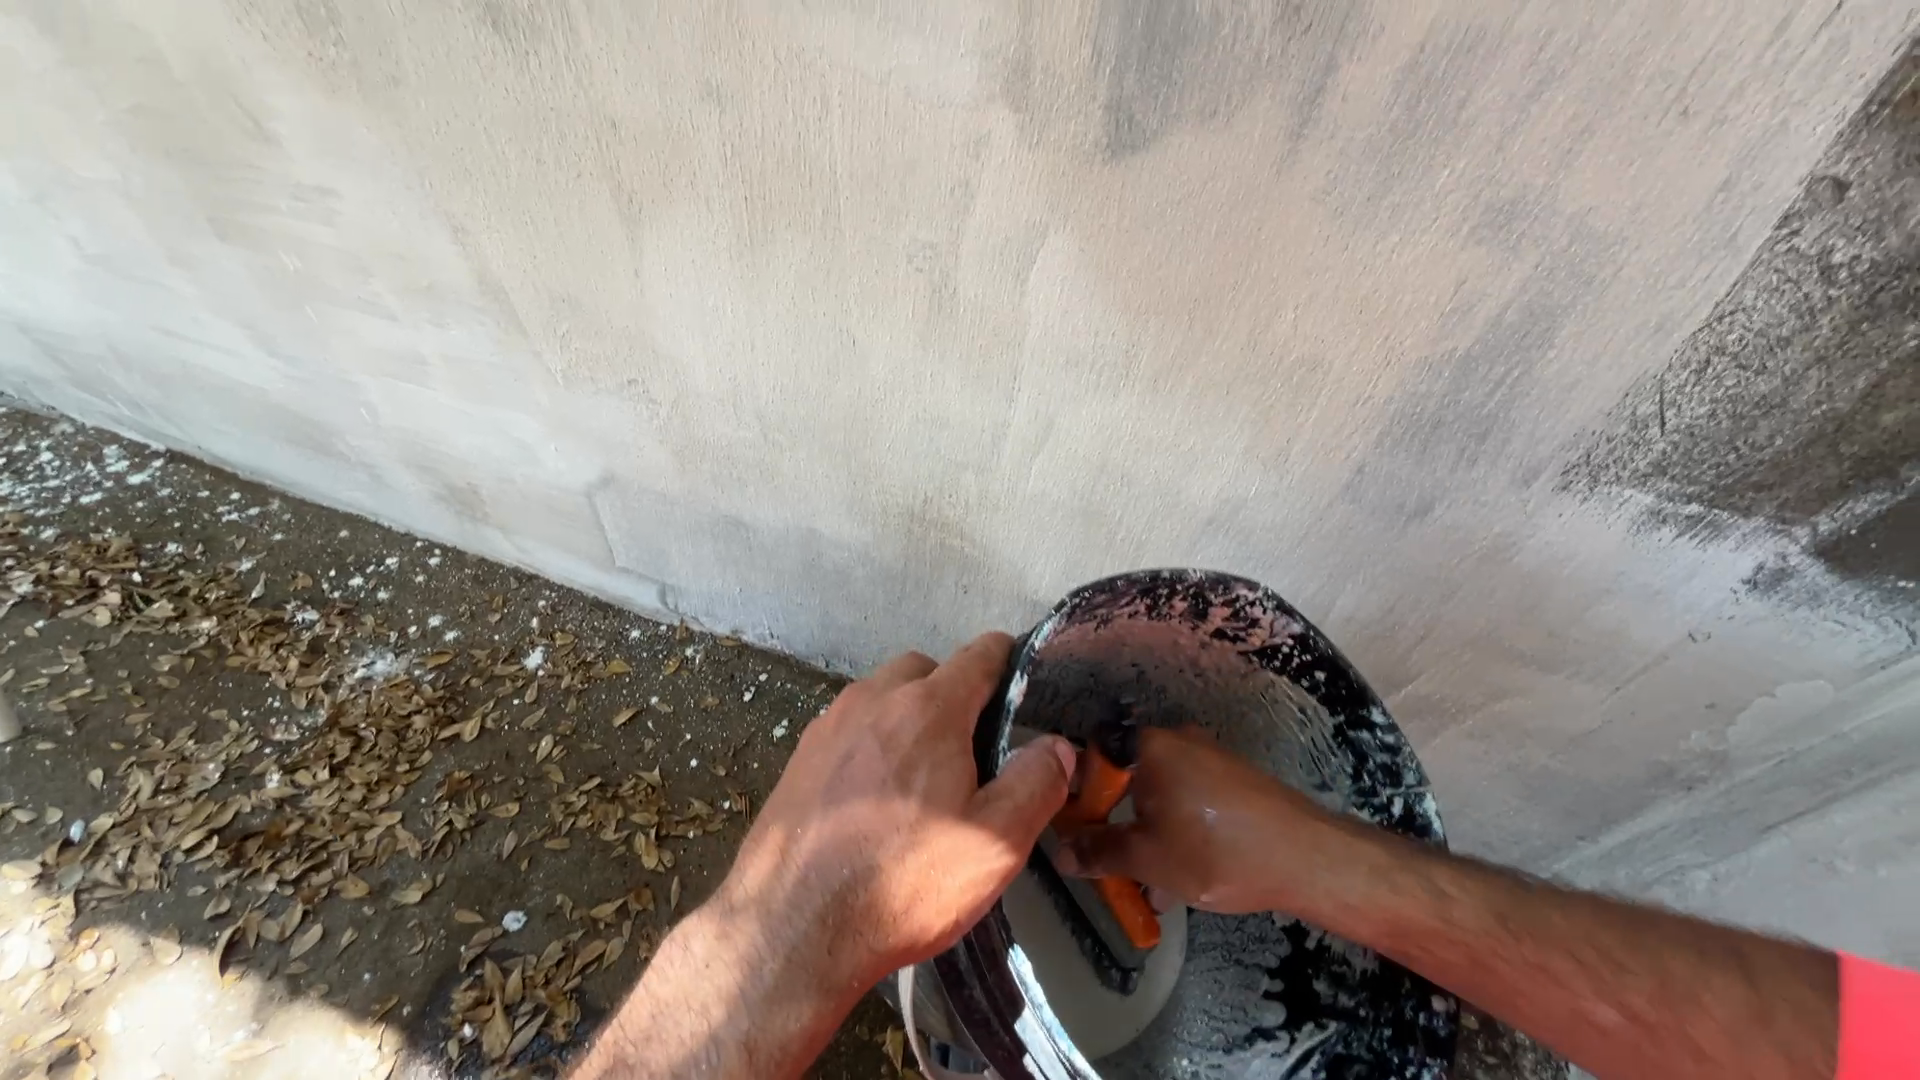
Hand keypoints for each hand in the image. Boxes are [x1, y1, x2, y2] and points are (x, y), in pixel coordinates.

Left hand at [719, 632, 1075, 992]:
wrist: (790, 930)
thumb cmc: (904, 882)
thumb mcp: (995, 843)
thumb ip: (1036, 782)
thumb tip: (1057, 745)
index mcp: (928, 708)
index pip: (980, 653)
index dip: (1010, 663)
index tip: (1023, 691)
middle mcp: (874, 698)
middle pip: (927, 668)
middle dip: (956, 693)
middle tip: (972, 752)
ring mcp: (829, 724)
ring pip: (884, 695)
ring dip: (910, 716)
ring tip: (922, 779)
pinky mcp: (800, 756)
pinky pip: (850, 726)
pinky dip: (873, 741)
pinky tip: (875, 799)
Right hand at [1054, 726, 1338, 913]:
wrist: (1307, 857)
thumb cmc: (1215, 851)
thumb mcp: (1146, 858)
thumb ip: (1098, 852)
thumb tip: (1061, 853)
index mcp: (1148, 746)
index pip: (1091, 756)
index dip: (1075, 794)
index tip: (1073, 830)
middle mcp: (1175, 739)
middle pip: (1125, 776)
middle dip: (1113, 821)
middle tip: (1109, 860)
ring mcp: (1208, 755)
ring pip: (1158, 792)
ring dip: (1146, 831)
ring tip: (1149, 880)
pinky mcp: (1232, 777)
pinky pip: (1187, 797)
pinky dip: (1175, 827)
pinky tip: (1183, 871)